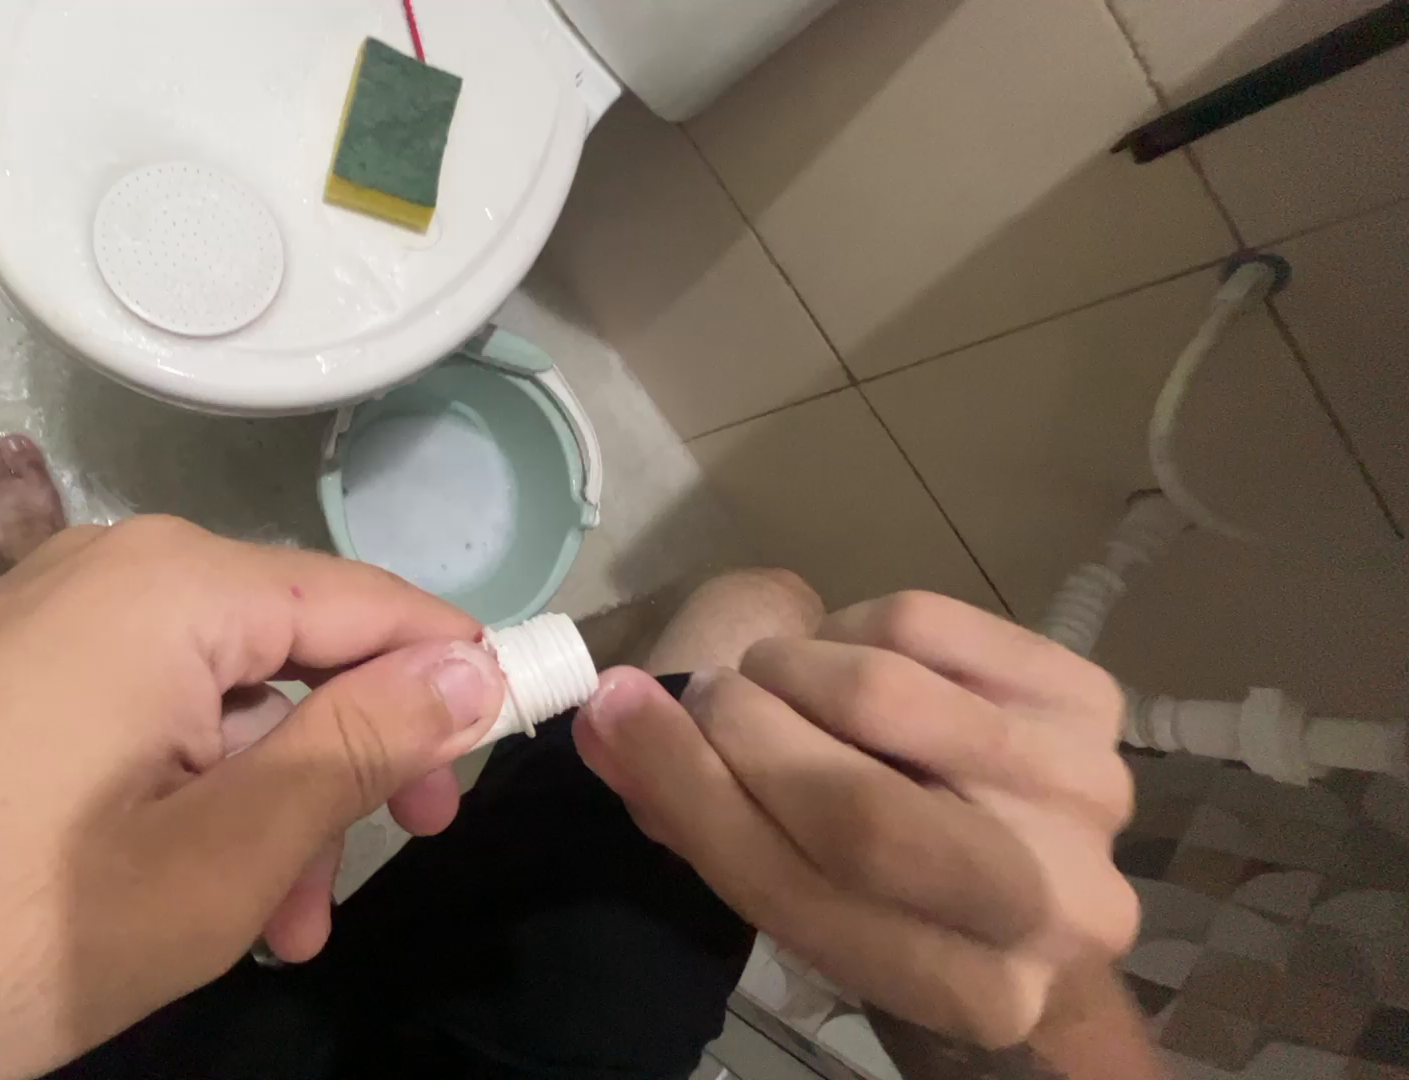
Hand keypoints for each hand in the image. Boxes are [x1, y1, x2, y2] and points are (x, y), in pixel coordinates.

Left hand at [0, 517, 502, 1079]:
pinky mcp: (28, 664)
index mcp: (187, 585)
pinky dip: (208, 784)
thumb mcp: (218, 857)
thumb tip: (479, 675)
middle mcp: (133, 566)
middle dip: (365, 747)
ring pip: (237, 689)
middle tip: (412, 836)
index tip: (515, 725)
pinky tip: (207, 881)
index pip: (375, 602)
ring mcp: (69, 611)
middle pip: (307, 644)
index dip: (458, 662)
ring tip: (289, 912)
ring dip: (284, 790)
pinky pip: (166, 706)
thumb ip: (362, 749)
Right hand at [574, 591, 1137, 1047]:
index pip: (791, 888)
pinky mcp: (1086, 694)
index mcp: (962, 989)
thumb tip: (605, 711)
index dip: (686, 788)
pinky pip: (912, 621)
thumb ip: (670, 795)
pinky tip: (847, 658)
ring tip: (774, 683)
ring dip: (782, 668)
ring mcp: (1087, 794)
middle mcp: (1054, 910)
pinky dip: (842, 625)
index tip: (614, 708)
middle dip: (740, 729)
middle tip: (704, 693)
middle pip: (859, 815)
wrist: (977, 821)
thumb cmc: (852, 856)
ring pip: (877, 693)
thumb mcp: (756, 854)